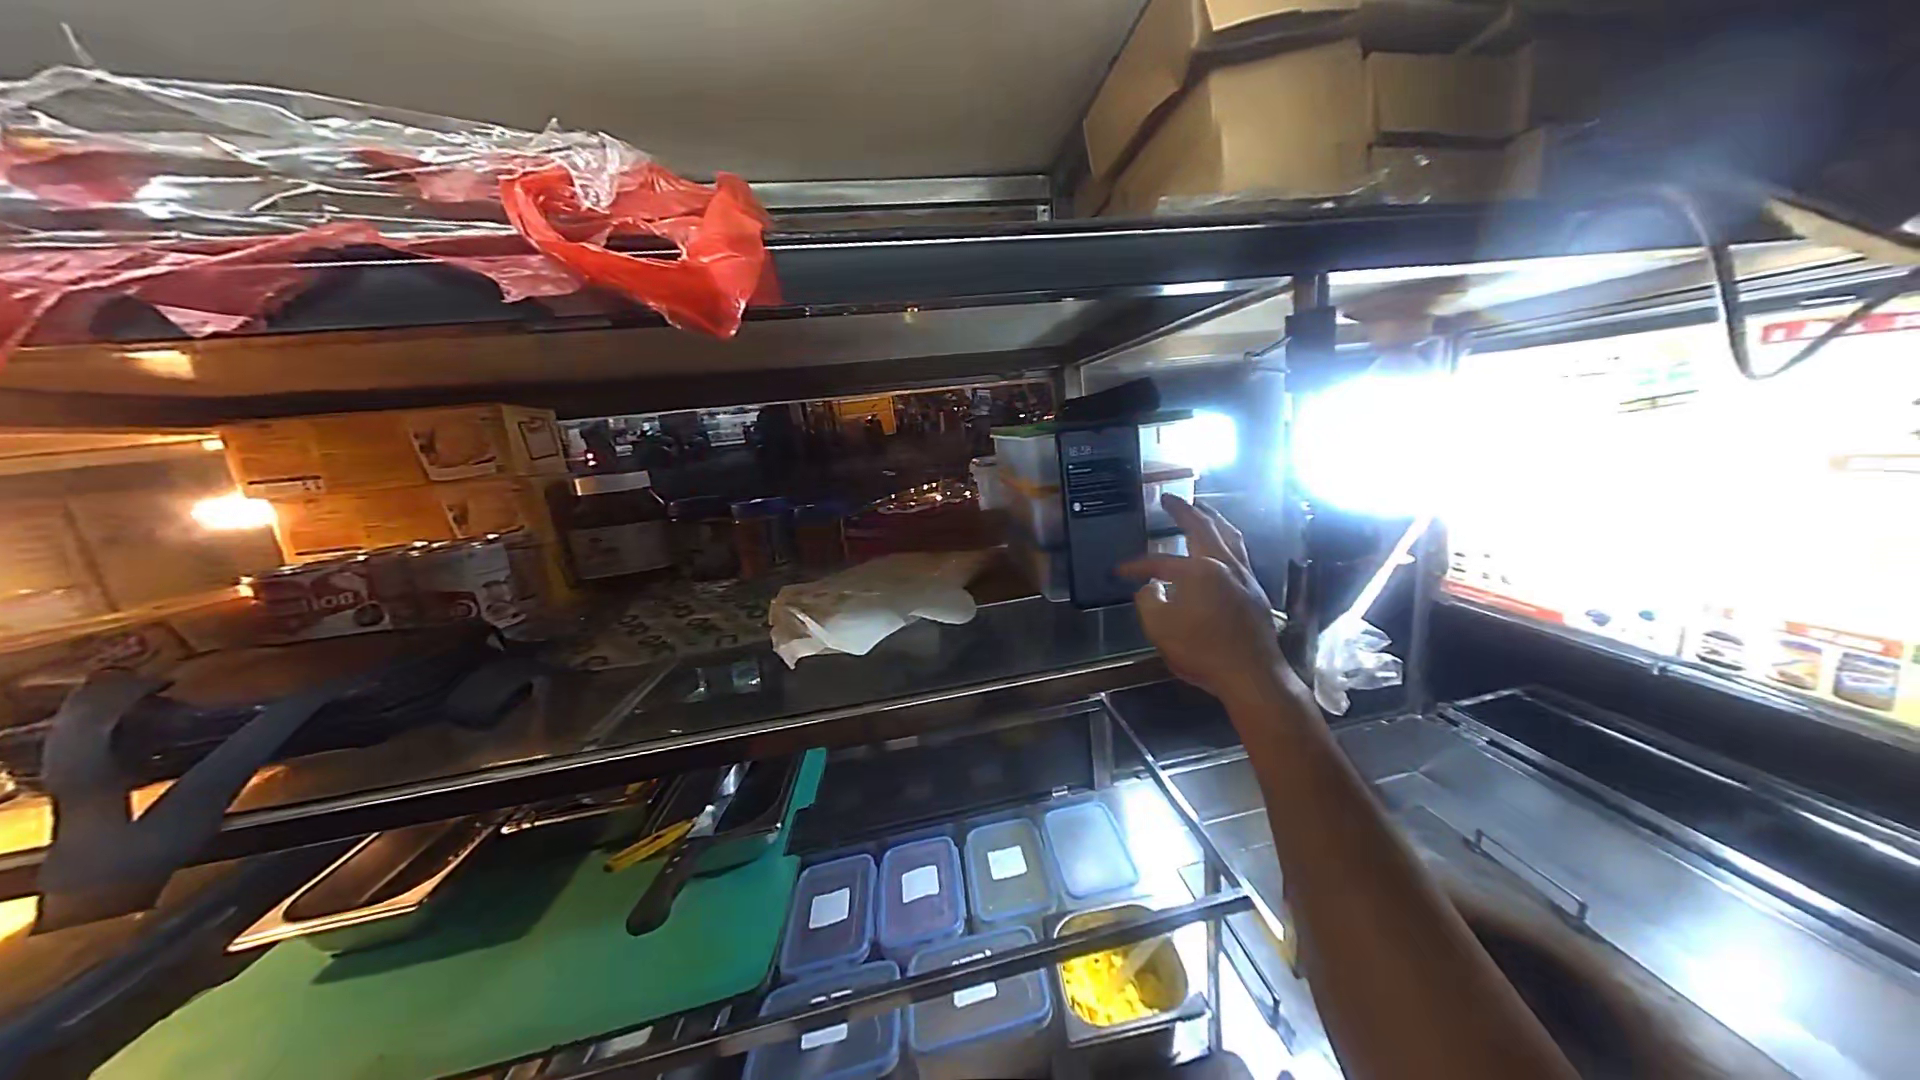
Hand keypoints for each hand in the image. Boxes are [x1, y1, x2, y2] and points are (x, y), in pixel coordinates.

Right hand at [1119, 495, 1289, 708]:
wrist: (1252, 675)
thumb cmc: (1202, 651)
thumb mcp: (1160, 628)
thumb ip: (1148, 602)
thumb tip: (1150, 587)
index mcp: (1198, 570)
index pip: (1160, 562)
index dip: (1137, 566)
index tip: (1121, 571)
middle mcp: (1224, 564)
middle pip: (1203, 528)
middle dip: (1183, 510)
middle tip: (1170, 498)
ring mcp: (1244, 576)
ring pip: (1229, 536)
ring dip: (1212, 519)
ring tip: (1202, 511)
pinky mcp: (1255, 591)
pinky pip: (1239, 552)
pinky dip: (1226, 539)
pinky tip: (1222, 547)